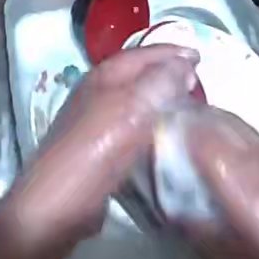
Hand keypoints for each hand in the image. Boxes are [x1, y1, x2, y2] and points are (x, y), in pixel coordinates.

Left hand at [1, 46, 199, 252]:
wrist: (57, 205)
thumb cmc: (92, 153)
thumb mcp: (128, 113)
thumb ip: (155, 86)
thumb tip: (182, 63)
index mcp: (101, 79)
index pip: (138, 55)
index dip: (168, 53)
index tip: (200, 55)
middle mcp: (95, 93)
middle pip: (135, 75)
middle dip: (166, 73)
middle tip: (200, 80)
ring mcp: (94, 121)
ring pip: (133, 100)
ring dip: (160, 98)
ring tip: (191, 106)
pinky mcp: (97, 149)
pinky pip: (131, 125)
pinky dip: (151, 124)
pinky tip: (168, 138)